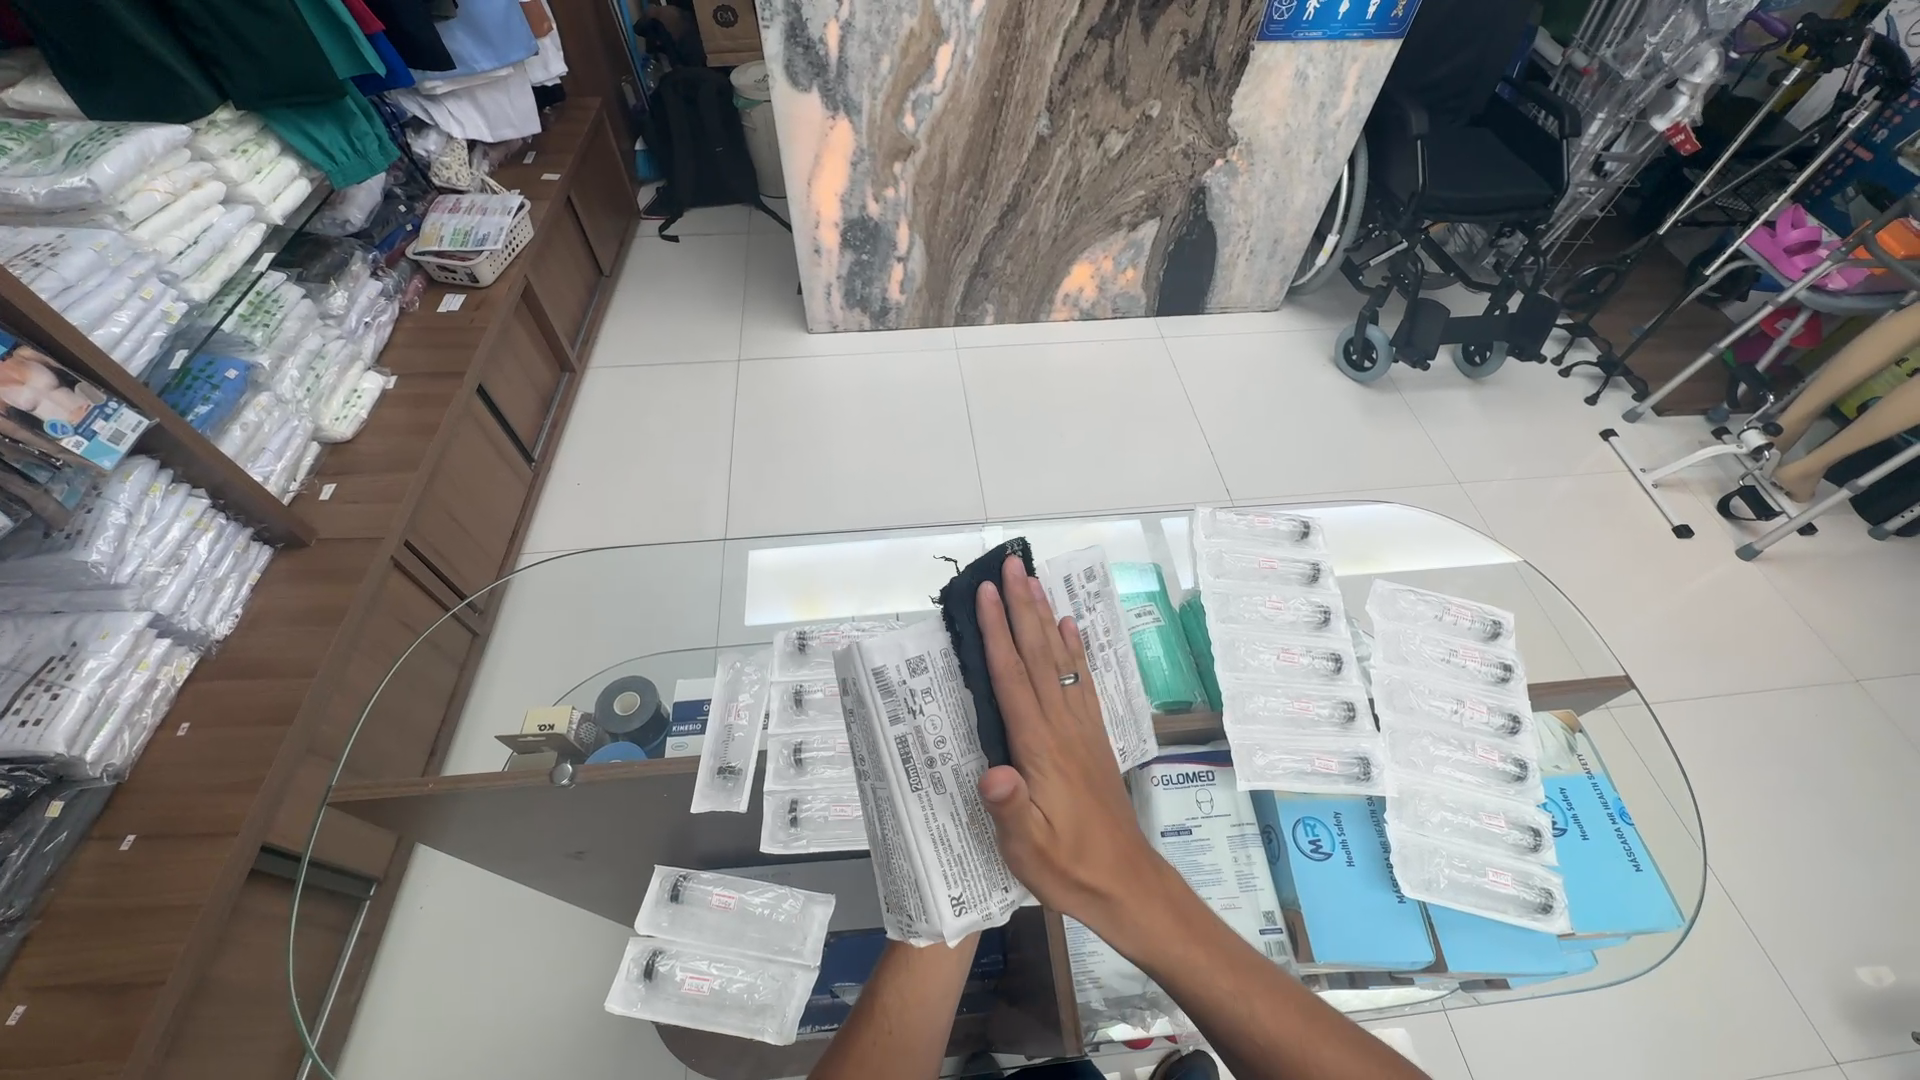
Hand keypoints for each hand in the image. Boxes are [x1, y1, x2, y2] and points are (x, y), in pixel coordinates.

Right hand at [973, 556, 1165, 927]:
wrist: (1126, 882)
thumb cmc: (1068, 867)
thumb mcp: (1027, 850)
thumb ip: (1010, 808)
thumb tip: (991, 773)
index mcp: (1040, 747)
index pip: (1013, 677)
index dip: (997, 632)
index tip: (985, 593)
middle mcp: (1063, 726)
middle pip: (1040, 654)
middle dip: (1023, 607)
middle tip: (1012, 566)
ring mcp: (1083, 729)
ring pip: (1062, 660)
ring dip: (1047, 618)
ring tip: (1036, 582)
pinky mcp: (1095, 738)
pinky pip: (1085, 683)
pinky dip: (1077, 651)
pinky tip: (1072, 630)